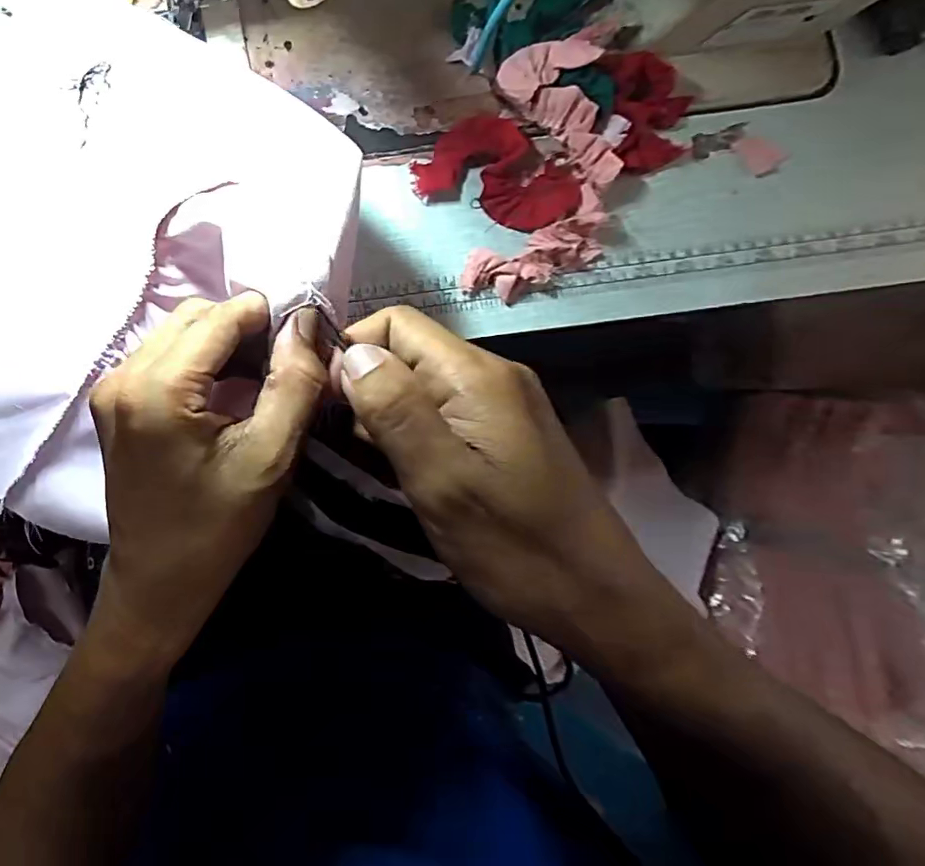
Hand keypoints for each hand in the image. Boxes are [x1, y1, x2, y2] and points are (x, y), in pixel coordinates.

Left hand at [88, 292, 327, 668]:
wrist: (156, 584)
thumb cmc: (216, 528)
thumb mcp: (269, 457)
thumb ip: (293, 383)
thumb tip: (303, 321)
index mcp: (156, 388)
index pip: (222, 316)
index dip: (269, 318)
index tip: (304, 342)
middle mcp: (124, 375)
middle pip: (196, 316)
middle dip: (245, 329)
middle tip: (284, 364)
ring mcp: (112, 386)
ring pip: (179, 331)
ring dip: (223, 343)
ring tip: (261, 379)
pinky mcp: (113, 400)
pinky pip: (164, 355)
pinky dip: (201, 360)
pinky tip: (228, 391)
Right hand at [335, 307, 692, 667]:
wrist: (598, 601)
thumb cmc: (515, 547)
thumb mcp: (442, 482)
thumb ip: (395, 410)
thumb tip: (351, 352)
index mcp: (476, 374)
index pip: (396, 323)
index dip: (352, 350)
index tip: (326, 402)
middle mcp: (491, 374)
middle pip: (407, 352)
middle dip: (367, 388)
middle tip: (350, 447)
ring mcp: (500, 403)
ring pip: (421, 384)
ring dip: (387, 415)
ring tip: (377, 465)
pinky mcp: (503, 431)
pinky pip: (442, 411)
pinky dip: (412, 432)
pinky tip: (407, 471)